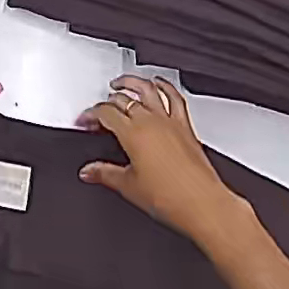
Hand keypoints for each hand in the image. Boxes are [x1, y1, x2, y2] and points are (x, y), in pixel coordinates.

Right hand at [78, 76, 252, 252]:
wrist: (203, 205)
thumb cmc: (170, 198)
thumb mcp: (128, 186)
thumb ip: (105, 174)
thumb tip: (89, 171)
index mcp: (132, 133)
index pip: (104, 113)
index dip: (91, 114)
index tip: (85, 121)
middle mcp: (150, 121)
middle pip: (122, 100)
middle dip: (106, 102)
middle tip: (99, 111)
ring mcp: (169, 121)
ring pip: (147, 89)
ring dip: (131, 82)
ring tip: (121, 82)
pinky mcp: (185, 126)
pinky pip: (174, 97)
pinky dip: (165, 87)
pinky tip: (159, 84)